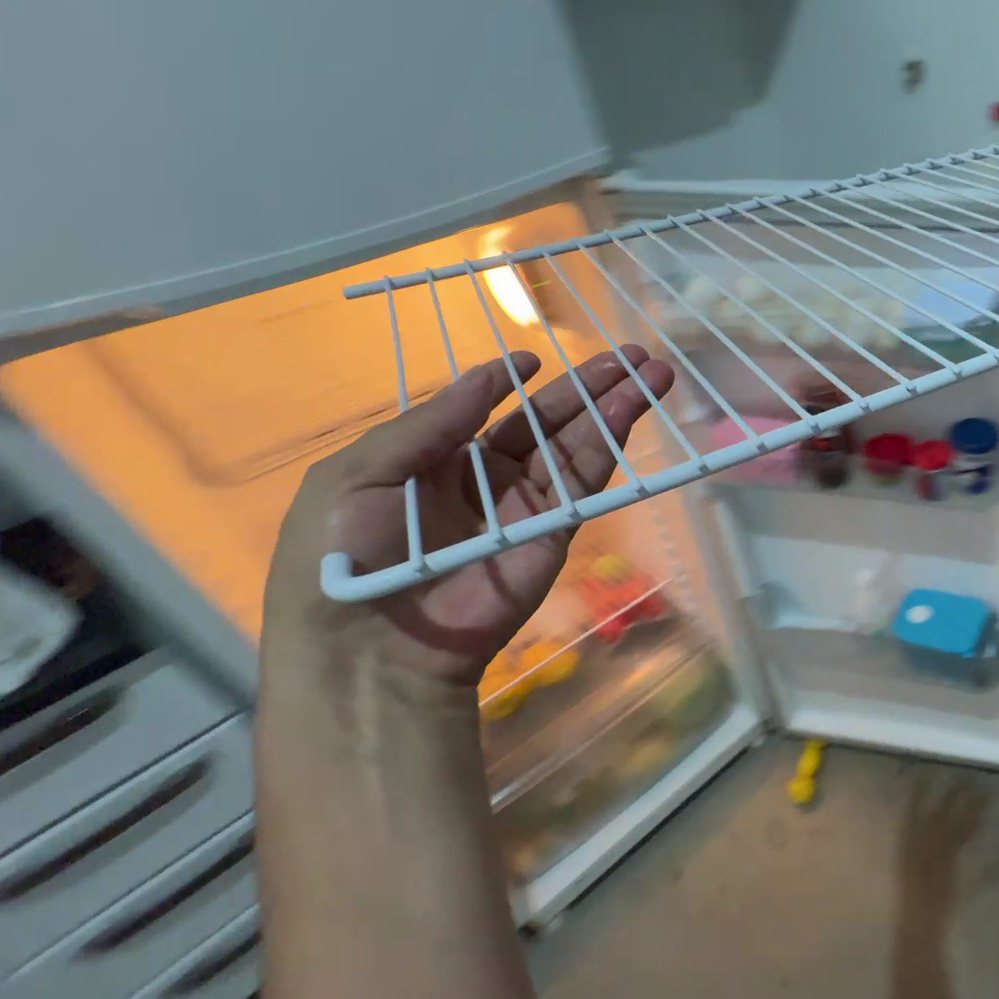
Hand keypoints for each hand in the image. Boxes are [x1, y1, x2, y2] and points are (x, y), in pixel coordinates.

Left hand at [261, 347, 675, 691]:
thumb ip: (426, 424)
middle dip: (587, 386)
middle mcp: (487, 477)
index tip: (531, 360)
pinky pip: (586, 481)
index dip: (508, 384)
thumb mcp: (360, 474)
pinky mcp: (556, 531)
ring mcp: (528, 505)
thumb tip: (487, 377)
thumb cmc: (347, 552)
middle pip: (546, 422)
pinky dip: (611, 444)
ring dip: (614, 406)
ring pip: (577, 445)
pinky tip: (630, 412)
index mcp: (433, 459)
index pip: (484, 412)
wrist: (377, 643)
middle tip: (632, 355)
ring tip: (651, 372)